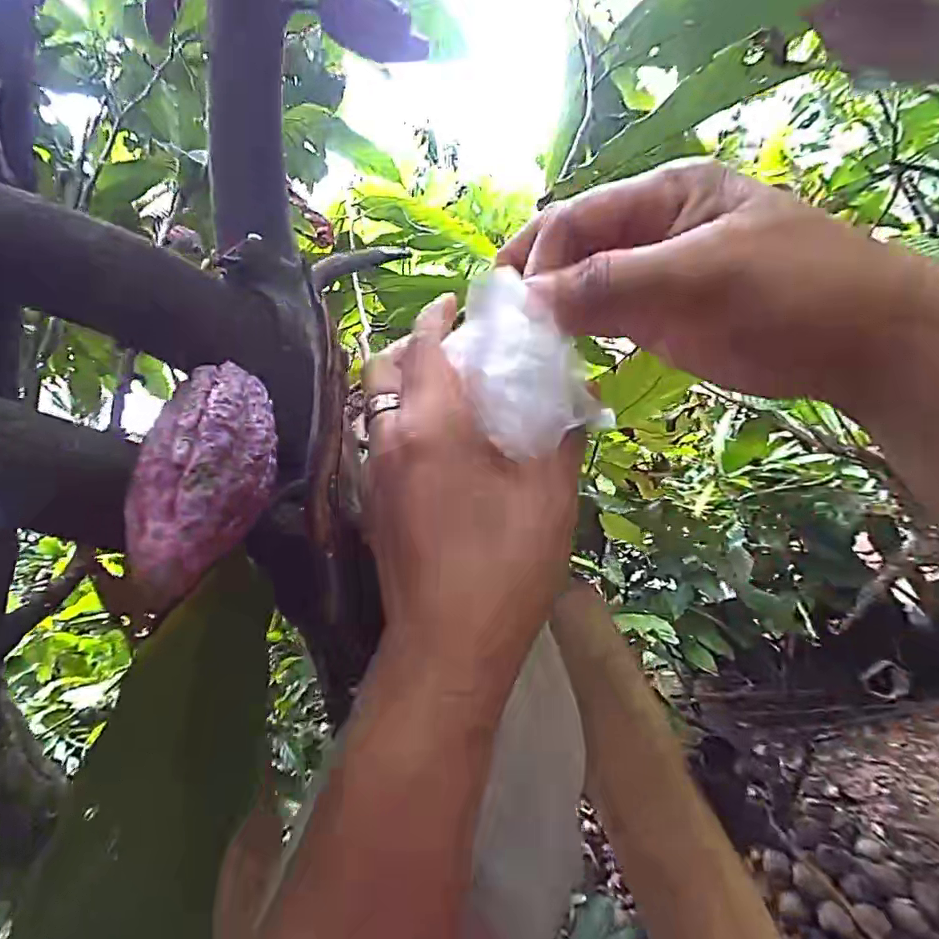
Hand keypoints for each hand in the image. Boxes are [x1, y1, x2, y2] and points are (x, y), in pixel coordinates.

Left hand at [362, 295, 582, 682]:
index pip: (420, 348)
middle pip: (381, 369)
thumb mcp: (548, 494)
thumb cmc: (505, 563)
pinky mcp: (368, 499)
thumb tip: (570, 394)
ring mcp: (370, 471)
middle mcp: (387, 438)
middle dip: (408, 346)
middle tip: (449, 348)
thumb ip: (555, 432)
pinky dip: (394, 419)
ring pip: (373, 405)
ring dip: (398, 384)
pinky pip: (374, 438)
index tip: (450, 302)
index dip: (434, 318)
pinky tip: (430, 440)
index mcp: (429, 424)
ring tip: (442, 390)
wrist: (446, 637)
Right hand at [499, 158, 938, 407]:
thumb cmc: (799, 290)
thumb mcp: (703, 275)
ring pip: (571, 286)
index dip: (539, 258)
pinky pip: (590, 317)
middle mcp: (646, 228)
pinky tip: (547, 351)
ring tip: (517, 343)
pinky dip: (565, 332)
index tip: (516, 306)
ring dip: (543, 310)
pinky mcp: (648, 315)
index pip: (574, 218)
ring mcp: (646, 273)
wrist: (874, 348)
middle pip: (565, 250)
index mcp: (663, 194)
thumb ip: (609, 283)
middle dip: (531, 282)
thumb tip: (523, 301)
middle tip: (503, 325)